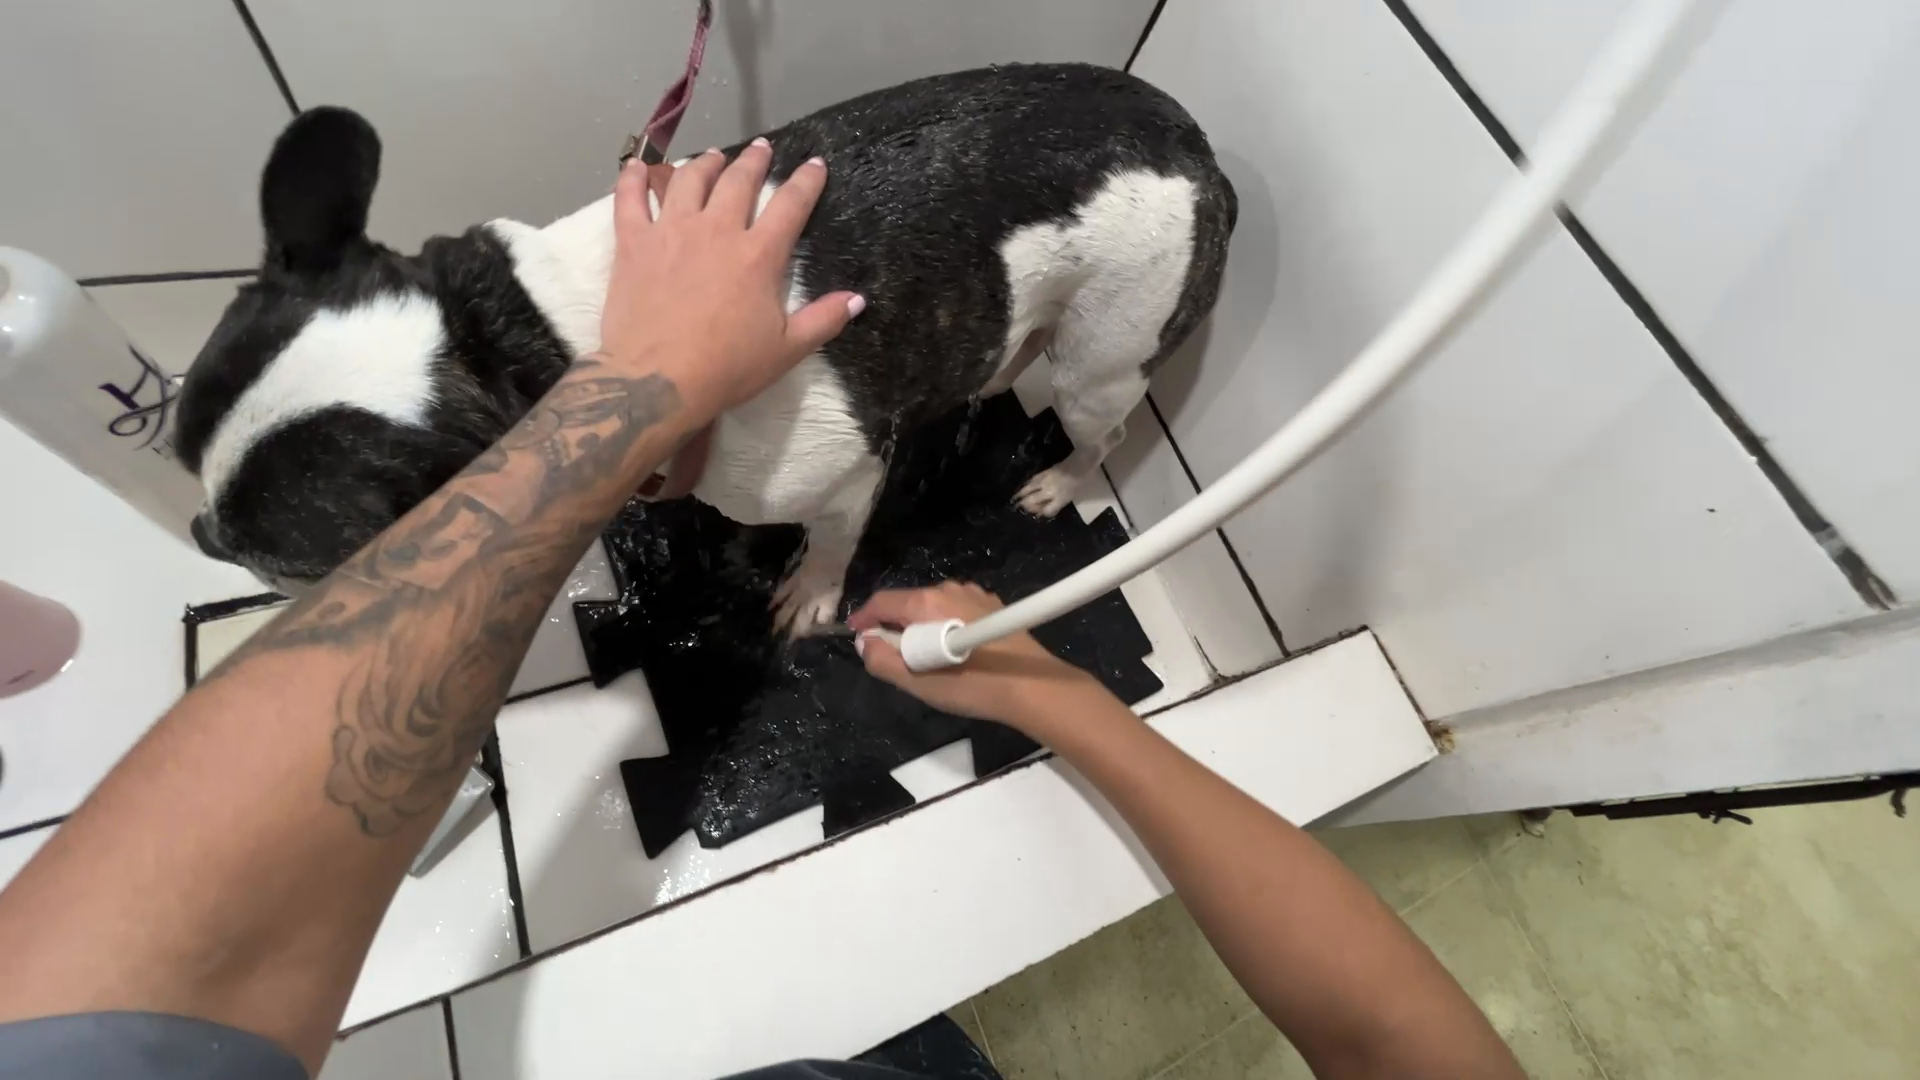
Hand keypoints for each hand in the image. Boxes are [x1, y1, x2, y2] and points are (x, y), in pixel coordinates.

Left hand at [597, 139, 863, 419]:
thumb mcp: (788, 350)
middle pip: (738, 181)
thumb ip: (824, 320)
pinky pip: (630, 197)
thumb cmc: (729, 367)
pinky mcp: (634, 242)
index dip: (806, 182)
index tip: (815, 164)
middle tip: (761, 149)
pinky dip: (635, 177)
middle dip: (754, 162)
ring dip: (706, 163)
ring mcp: (671, 231)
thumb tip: (857, 299)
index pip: (790, 205)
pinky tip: (640, 167)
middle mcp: (717, 230)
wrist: (660, 380)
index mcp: (758, 256)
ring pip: (689, 180)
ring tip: (714, 157)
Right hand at [847, 582, 1108, 731]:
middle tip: (891, 655)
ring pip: (933, 606)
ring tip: (925, 655)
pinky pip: (956, 609)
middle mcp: (948, 588)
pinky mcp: (992, 605)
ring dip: (921, 625)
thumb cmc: (971, 684)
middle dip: (893, 624)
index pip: (882, 601)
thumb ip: (882, 660)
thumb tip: (865, 642)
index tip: (854, 634)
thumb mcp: (917, 681)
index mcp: (925, 602)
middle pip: (908, 602)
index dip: (863, 617)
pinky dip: (945, 623)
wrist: (1031, 685)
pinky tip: (955, 648)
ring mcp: (973, 594)